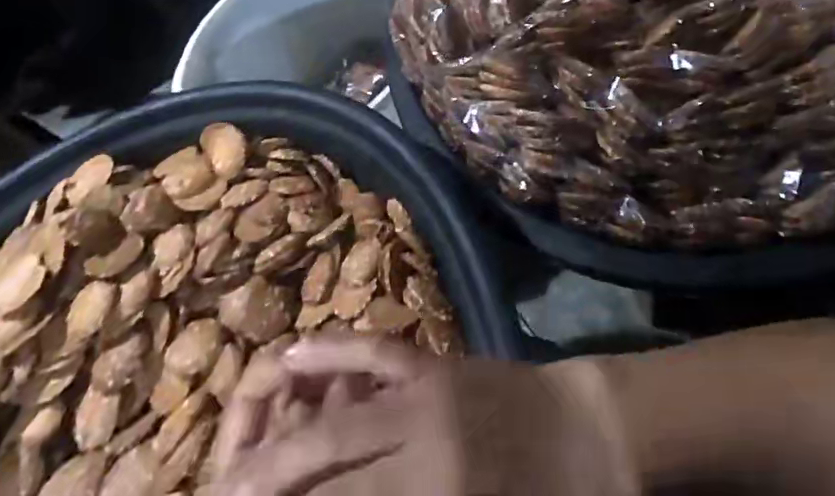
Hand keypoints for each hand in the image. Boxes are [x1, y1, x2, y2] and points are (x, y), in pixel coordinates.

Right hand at [207, 335, 637, 495]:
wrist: (597, 434)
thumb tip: (339, 495)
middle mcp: (417, 445)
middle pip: (317, 465)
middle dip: (262, 482)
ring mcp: (423, 393)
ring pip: (333, 414)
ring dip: (277, 433)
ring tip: (237, 457)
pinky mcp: (434, 362)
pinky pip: (374, 352)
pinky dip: (330, 353)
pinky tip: (288, 356)